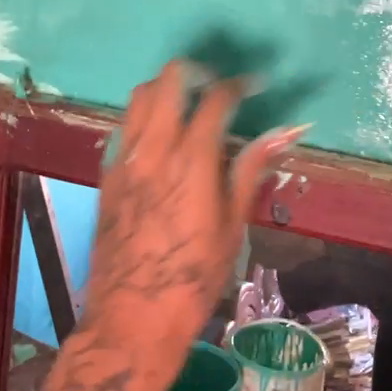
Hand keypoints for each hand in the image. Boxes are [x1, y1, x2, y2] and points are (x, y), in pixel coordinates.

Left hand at [31, 61, 307, 390]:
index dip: (239, 85)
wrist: (131, 317)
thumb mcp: (233, 225)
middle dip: (196, 73)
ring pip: (139, 96)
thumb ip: (252, 169)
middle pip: (169, 81)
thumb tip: (285, 131)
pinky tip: (160, 136)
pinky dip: (143, 115)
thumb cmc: (193, 278)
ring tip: (188, 105)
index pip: (215, 98)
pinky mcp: (105, 174)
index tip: (254, 85)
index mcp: (192, 160)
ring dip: (165, 89)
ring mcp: (123, 159)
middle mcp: (153, 148)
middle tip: (218, 87)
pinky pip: (124, 125)